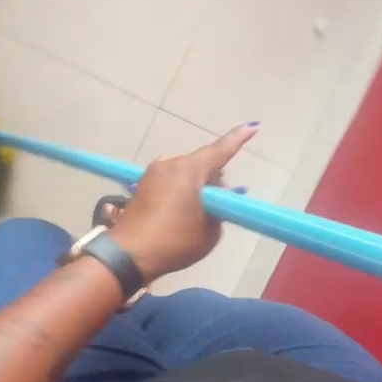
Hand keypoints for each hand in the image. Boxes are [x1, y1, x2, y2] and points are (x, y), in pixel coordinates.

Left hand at [107, 124, 258, 280]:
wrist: (129, 254)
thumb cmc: (173, 242)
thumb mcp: (209, 231)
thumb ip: (219, 210)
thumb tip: (214, 199)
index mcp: (189, 170)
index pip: (219, 151)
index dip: (238, 139)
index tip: (253, 127)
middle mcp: (169, 163)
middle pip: (201, 163)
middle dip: (213, 178)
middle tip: (219, 204)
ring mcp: (152, 172)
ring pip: (185, 171)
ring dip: (195, 184)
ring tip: (197, 212)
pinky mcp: (142, 184)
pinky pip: (170, 179)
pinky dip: (180, 189)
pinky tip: (180, 211)